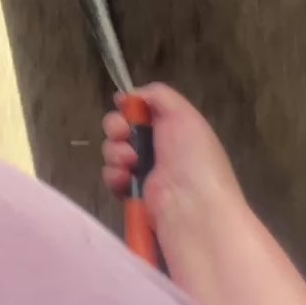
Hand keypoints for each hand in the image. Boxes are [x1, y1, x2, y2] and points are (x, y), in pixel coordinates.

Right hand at [101, 82, 243, 230]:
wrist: (194, 209)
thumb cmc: (192, 159)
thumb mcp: (184, 115)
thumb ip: (158, 95)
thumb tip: (131, 97)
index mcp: (174, 132)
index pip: (141, 113)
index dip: (128, 108)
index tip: (124, 107)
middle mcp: (159, 151)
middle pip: (121, 128)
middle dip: (116, 127)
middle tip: (124, 134)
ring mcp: (145, 174)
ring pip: (112, 151)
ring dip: (115, 152)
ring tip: (130, 162)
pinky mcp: (132, 195)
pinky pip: (111, 177)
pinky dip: (114, 175)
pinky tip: (126, 179)